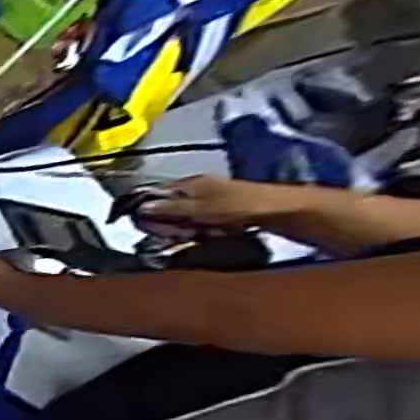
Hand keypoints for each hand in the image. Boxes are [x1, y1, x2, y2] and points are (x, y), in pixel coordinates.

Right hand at [135, 175, 293, 231]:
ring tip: (197, 234)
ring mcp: (205, 201)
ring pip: (177, 220)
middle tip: (180, 234)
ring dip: (182, 231)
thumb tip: (140, 208)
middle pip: (163, 211)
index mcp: (189, 184)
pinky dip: (195, 232)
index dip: (146, 212)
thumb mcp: (199, 209)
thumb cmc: (238, 206)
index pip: (153, 196)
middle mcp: (194, 190)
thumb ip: (168, 209)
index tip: (150, 227)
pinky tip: (206, 234)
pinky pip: (192, 224)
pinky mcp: (214, 211)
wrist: (279, 210)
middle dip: (167, 226)